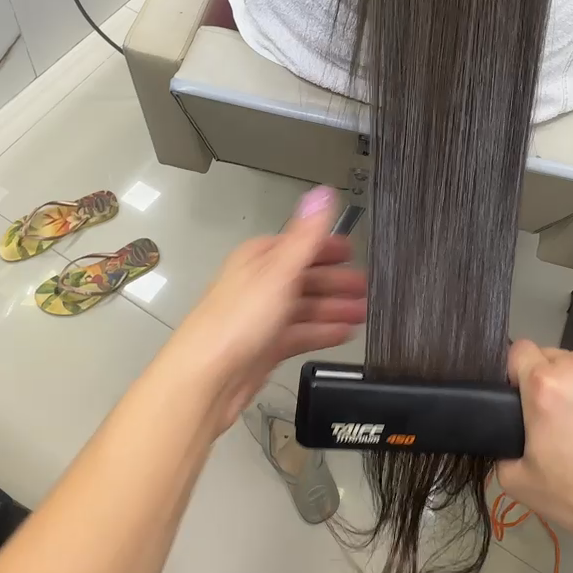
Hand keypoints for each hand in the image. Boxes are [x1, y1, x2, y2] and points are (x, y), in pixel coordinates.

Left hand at [162, 186, 365, 435]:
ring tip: (362, 312)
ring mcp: (261, 317)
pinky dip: (322, 332)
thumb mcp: (278, 271)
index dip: (327, 247)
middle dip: (335, 281)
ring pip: (304, 307)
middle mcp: (258, 284)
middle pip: (304, 276)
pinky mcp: (265, 347)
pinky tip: (341, 334)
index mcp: (258, 259)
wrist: (207, 378)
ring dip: (333, 308)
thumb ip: (305, 235)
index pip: (299, 244)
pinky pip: (300, 333)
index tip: (352, 250)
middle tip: (365, 287)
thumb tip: (322, 193)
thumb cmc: (235, 321)